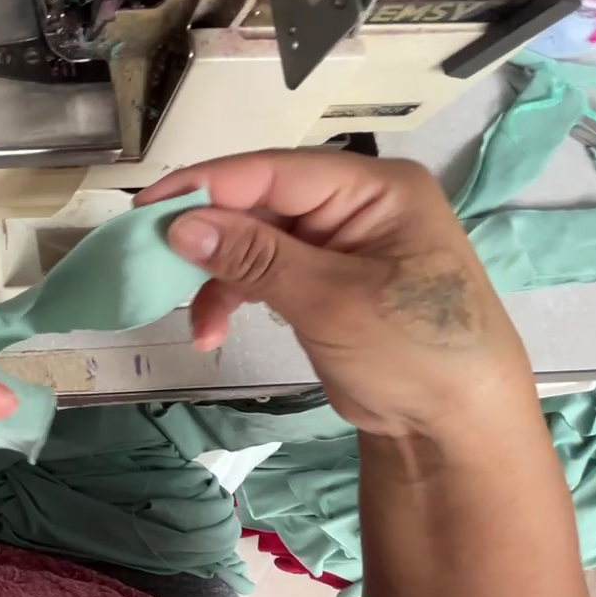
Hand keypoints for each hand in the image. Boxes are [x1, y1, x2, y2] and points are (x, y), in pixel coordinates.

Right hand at [137, 150, 534, 437]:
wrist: (451, 425)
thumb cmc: (415, 352)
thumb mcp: (331, 300)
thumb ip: (254, 257)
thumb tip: (179, 226)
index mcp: (371, 188)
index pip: (271, 171)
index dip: (204, 186)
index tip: (144, 211)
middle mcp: (348, 205)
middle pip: (254, 205)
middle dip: (206, 239)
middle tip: (151, 261)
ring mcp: (330, 244)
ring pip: (248, 243)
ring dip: (215, 281)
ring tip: (196, 323)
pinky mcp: (314, 280)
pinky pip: (256, 275)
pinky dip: (229, 300)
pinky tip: (211, 333)